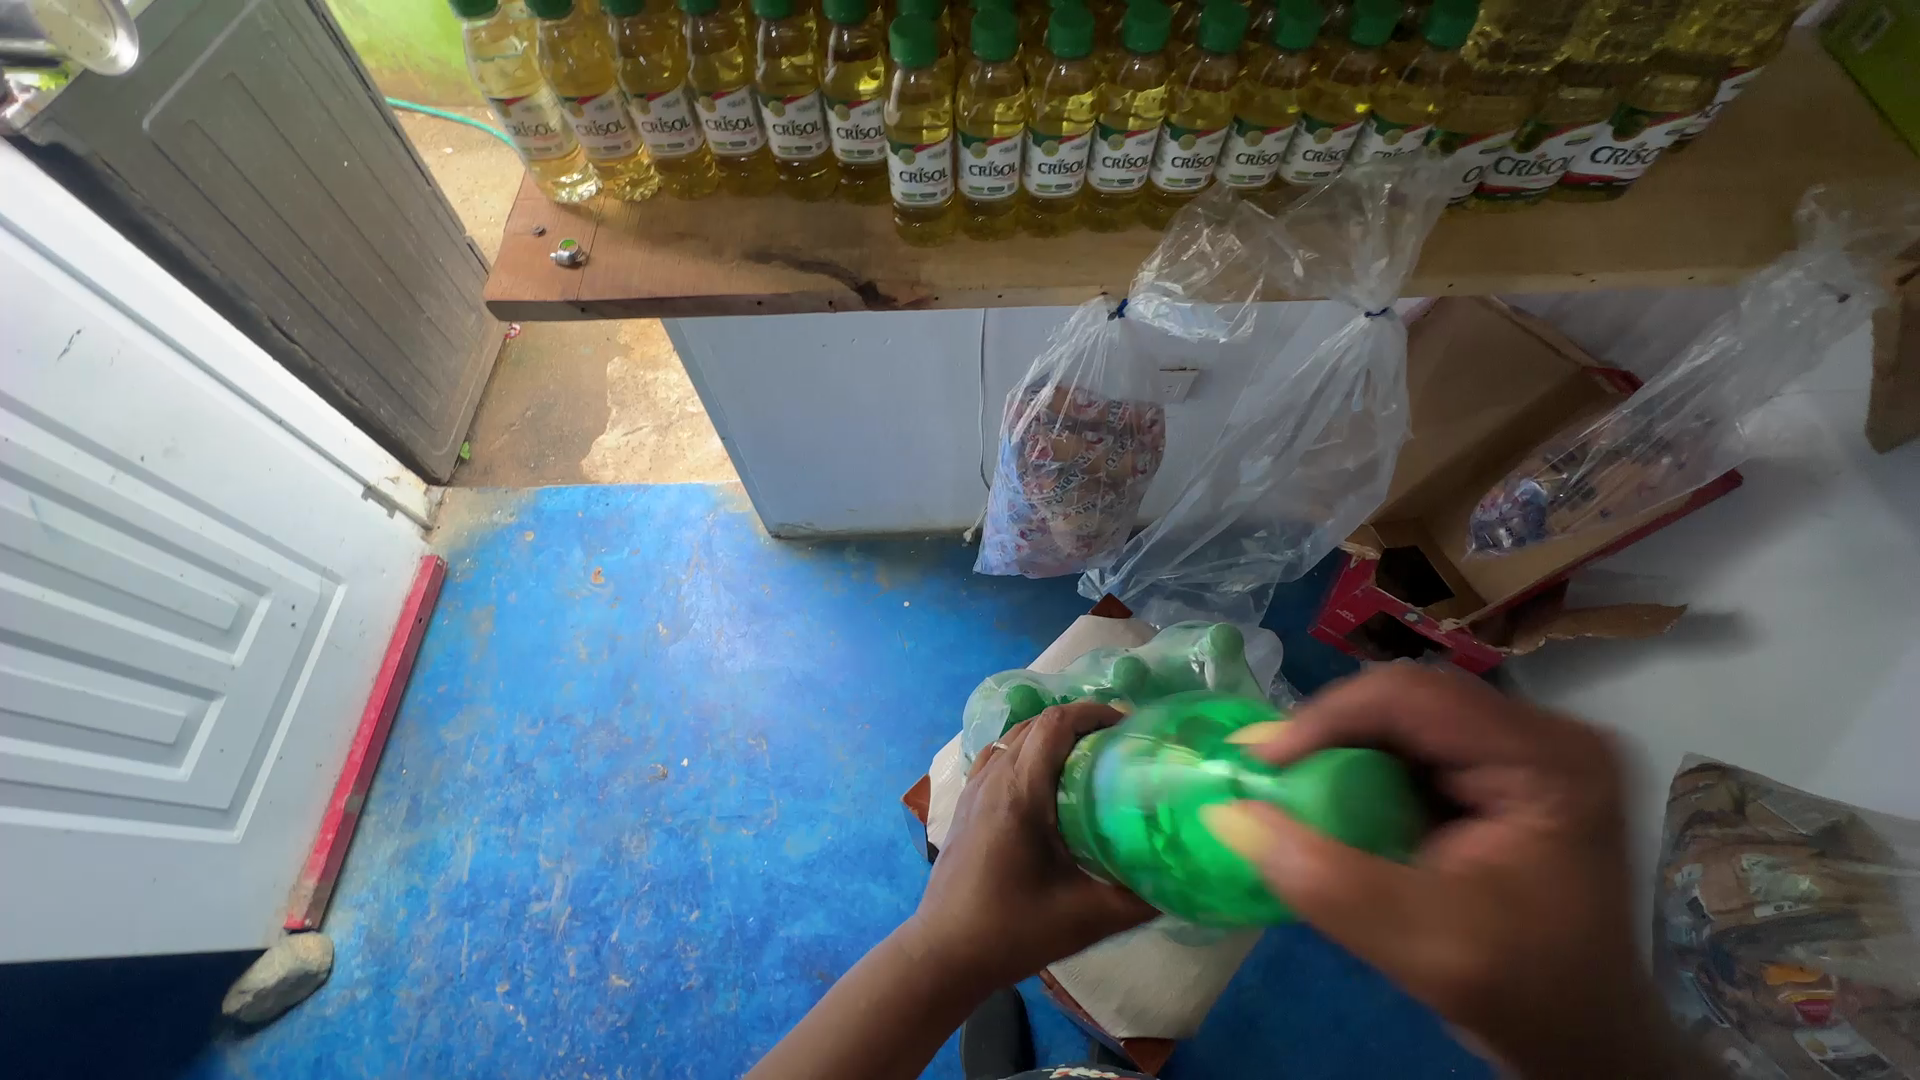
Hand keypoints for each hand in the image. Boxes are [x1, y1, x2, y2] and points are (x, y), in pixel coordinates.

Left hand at [905, 703, 1157, 990]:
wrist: (945, 952)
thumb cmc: (1013, 929)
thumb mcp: (1087, 917)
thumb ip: (1139, 897)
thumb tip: (1182, 879)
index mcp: (1021, 790)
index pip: (1055, 723)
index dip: (1092, 712)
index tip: (1126, 725)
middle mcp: (994, 777)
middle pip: (1036, 724)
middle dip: (1077, 722)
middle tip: (1116, 743)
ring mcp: (974, 787)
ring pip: (1014, 738)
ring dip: (1050, 734)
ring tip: (1086, 758)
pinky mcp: (964, 803)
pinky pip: (998, 756)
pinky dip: (1026, 751)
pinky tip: (1044, 781)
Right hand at [1203, 665, 1681, 1078]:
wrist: (1586, 1044)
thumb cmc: (1527, 996)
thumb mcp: (1424, 948)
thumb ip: (1326, 881)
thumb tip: (1226, 813)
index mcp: (1549, 758)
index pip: (1411, 697)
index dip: (1323, 718)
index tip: (1260, 764)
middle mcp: (1537, 733)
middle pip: (1399, 697)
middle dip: (1324, 733)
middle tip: (1265, 773)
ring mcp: (1516, 747)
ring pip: (1393, 714)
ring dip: (1332, 748)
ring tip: (1287, 785)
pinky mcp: (1491, 767)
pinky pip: (1401, 740)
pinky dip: (1351, 764)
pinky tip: (1328, 797)